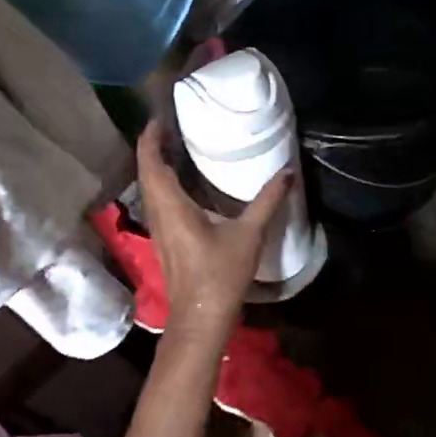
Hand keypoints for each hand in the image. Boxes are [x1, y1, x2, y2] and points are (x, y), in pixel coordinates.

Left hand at [136, 121, 293, 338]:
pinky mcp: (166, 241)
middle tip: (172, 125)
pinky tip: (184, 184)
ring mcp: (159, 230)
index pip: (151, 164)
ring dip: (157, 166)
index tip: (160, 118)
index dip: (150, 139)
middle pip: (147, 173)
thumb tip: (288, 172)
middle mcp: (159, 214)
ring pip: (150, 189)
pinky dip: (164, 183)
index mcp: (172, 207)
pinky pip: (158, 202)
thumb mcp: (249, 235)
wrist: (200, 319)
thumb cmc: (220, 275)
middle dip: (154, 147)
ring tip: (176, 146)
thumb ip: (267, 201)